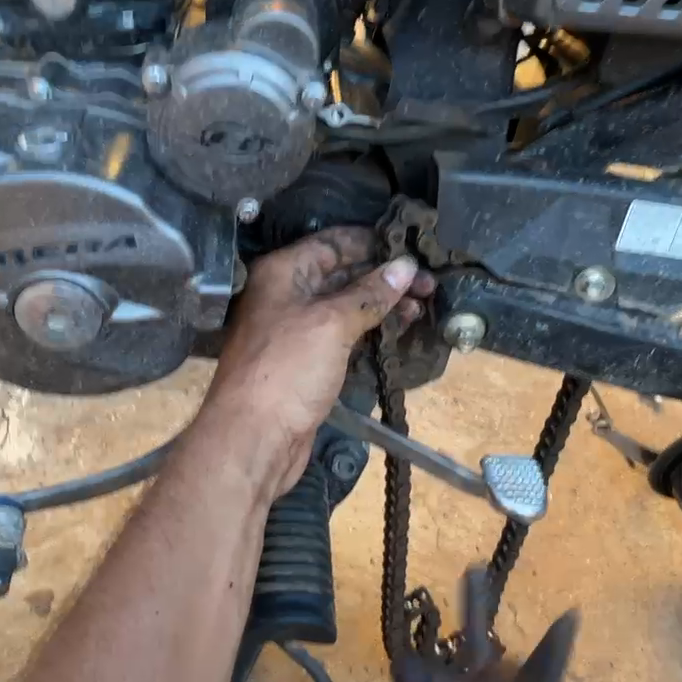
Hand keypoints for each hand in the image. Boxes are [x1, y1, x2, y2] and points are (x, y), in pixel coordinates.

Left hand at [196, 227, 434, 499]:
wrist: (253, 439)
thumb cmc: (287, 371)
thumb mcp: (332, 324)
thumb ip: (370, 294)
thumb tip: (405, 266)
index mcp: (282, 273)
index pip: (332, 242)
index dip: (371, 242)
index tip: (410, 246)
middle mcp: (287, 295)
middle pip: (341, 273)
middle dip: (384, 276)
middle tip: (428, 282)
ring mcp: (297, 330)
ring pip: (346, 305)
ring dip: (383, 303)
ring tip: (422, 304)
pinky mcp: (308, 360)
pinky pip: (344, 334)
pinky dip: (371, 329)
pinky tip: (400, 328)